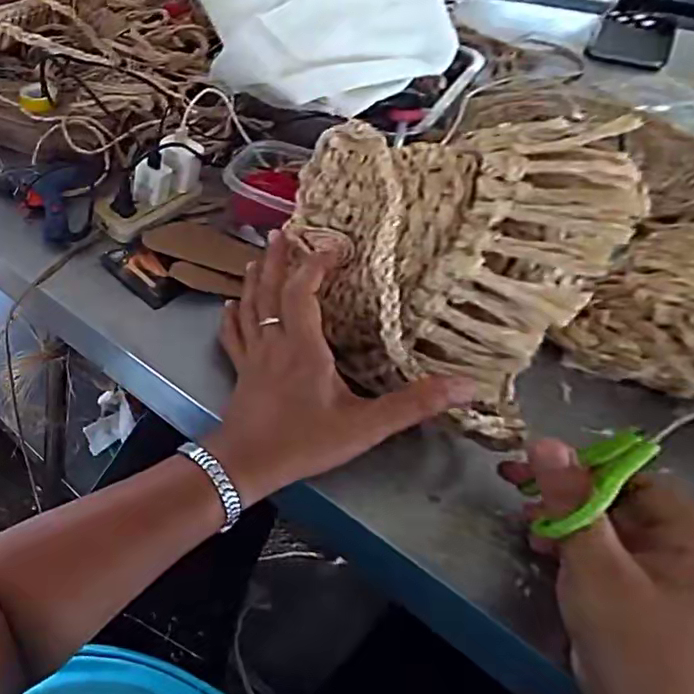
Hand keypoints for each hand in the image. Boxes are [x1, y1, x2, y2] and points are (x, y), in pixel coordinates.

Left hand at [209, 235, 471, 501]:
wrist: (247, 461)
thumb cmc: (304, 441)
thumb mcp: (365, 426)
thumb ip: (412, 404)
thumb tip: (465, 385)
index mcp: (302, 347)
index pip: (303, 292)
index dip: (315, 265)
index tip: (334, 246)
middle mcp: (273, 342)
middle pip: (270, 290)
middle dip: (278, 260)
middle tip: (281, 233)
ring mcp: (251, 355)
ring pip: (249, 307)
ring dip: (254, 281)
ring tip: (259, 259)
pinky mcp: (239, 369)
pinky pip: (233, 335)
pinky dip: (232, 316)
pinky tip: (228, 305)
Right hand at [499, 440, 693, 693]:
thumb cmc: (631, 643)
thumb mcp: (592, 564)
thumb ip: (570, 502)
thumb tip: (547, 442)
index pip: (646, 484)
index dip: (590, 469)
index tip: (535, 467)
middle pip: (630, 512)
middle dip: (570, 501)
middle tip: (518, 496)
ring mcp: (683, 598)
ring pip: (619, 541)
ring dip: (570, 529)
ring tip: (532, 536)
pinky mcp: (659, 620)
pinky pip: (619, 570)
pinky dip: (582, 558)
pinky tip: (552, 564)